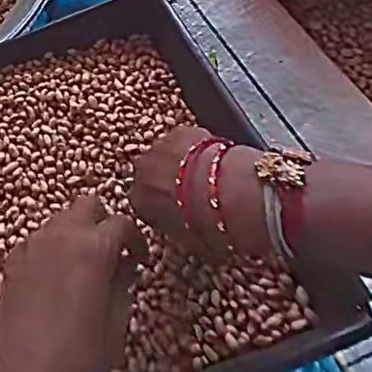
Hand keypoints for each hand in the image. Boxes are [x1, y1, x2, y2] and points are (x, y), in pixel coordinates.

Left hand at [0, 196, 144, 371]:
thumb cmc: (75, 366)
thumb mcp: (114, 327)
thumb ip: (122, 284)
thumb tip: (125, 265)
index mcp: (90, 247)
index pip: (121, 223)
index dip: (136, 240)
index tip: (141, 261)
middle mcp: (58, 235)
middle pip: (87, 205)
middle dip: (104, 224)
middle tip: (114, 257)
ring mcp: (30, 245)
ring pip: (61, 220)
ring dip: (77, 234)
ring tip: (87, 272)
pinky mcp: (11, 262)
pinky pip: (40, 240)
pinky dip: (54, 248)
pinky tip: (59, 283)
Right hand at [130, 126, 274, 259]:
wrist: (232, 193)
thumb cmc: (209, 225)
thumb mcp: (186, 241)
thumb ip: (174, 229)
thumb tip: (181, 227)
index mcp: (139, 200)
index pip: (142, 202)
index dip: (159, 206)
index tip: (175, 211)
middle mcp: (143, 169)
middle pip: (150, 173)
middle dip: (166, 180)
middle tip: (191, 193)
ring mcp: (160, 146)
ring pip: (166, 153)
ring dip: (179, 161)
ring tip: (204, 174)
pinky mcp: (181, 130)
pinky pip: (183, 139)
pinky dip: (195, 147)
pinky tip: (212, 159)